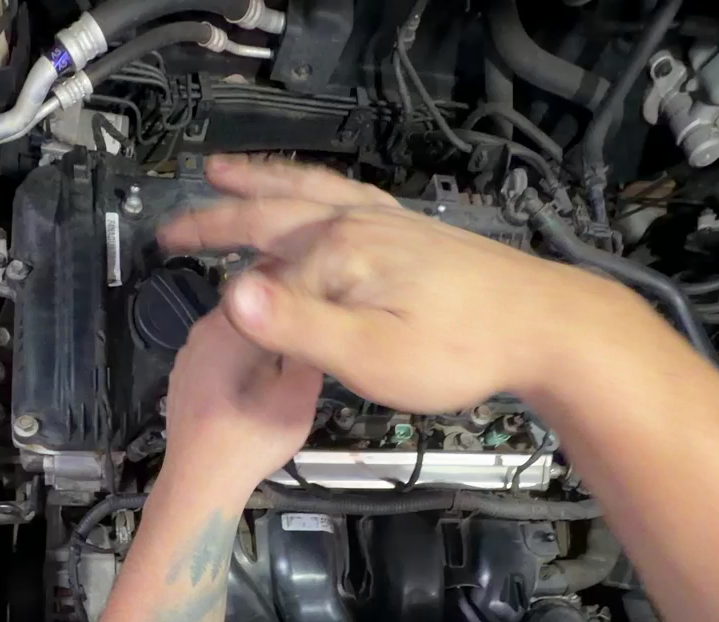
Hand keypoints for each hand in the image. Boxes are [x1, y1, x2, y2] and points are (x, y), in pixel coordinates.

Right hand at [158, 155, 677, 412]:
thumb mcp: (371, 353)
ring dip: (261, 182)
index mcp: (338, 253)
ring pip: (307, 192)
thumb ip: (298, 326)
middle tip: (176, 225)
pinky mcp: (407, 232)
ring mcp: (385, 222)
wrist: (542, 327)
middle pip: (270, 211)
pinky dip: (316, 188)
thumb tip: (232, 298)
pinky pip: (347, 195)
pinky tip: (316, 194)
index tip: (199, 321)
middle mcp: (357, 224)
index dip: (226, 301)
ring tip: (227, 171)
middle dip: (217, 217)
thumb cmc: (461, 348)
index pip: (261, 276)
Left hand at [159, 307, 320, 499]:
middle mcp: (204, 328)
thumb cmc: (251, 439)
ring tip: (283, 370)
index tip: (323, 306)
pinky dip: (237, 363)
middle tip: (308, 343)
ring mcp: (188, 353)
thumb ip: (311, 349)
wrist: (200, 483)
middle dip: (281, 319)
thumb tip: (315, 321)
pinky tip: (252, 389)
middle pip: (253, 306)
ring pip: (235, 332)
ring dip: (259, 343)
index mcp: (233, 322)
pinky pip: (217, 355)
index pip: (275, 278)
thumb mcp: (300, 394)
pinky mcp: (183, 377)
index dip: (303, 288)